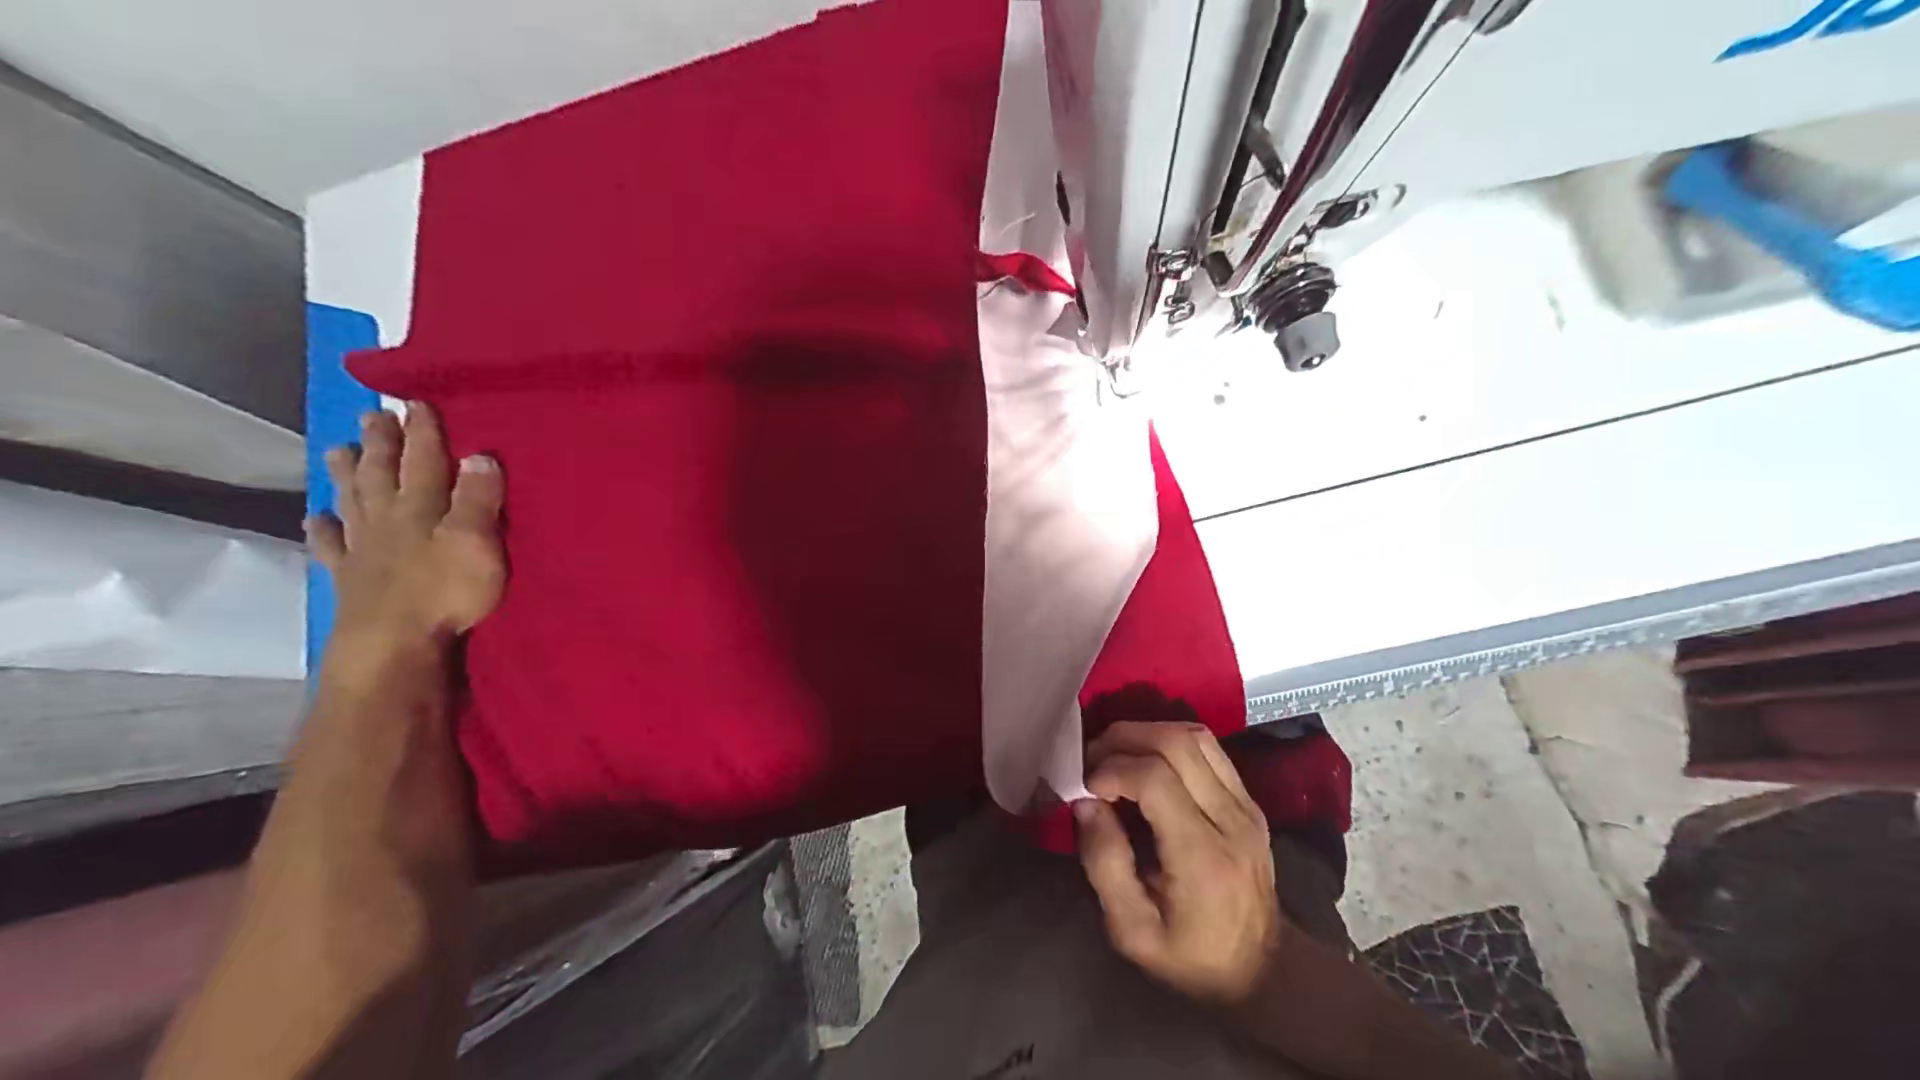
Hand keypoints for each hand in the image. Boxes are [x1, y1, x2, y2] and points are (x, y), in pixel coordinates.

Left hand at [308, 403, 506, 655]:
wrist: (395, 645)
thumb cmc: (447, 591)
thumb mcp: (477, 541)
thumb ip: (479, 500)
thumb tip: (480, 455)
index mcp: (421, 508)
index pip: (425, 461)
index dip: (423, 432)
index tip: (416, 402)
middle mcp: (388, 520)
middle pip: (382, 473)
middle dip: (381, 443)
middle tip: (372, 414)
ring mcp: (364, 549)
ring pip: (353, 501)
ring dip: (347, 474)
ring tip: (338, 449)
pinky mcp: (351, 578)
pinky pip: (332, 546)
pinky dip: (322, 529)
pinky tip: (315, 517)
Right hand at [1074, 721, 1282, 1005]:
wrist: (1263, 975)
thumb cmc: (1189, 959)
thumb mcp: (1132, 932)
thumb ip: (1105, 864)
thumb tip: (1085, 803)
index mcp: (1203, 857)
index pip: (1156, 778)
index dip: (1113, 770)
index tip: (1086, 786)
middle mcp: (1232, 820)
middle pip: (1177, 743)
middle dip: (1125, 739)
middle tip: (1093, 759)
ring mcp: (1247, 806)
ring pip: (1195, 736)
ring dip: (1147, 733)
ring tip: (1117, 754)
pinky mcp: (1249, 801)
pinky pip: (1209, 749)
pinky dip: (1170, 742)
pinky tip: (1147, 760)